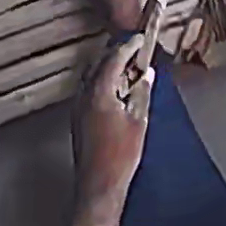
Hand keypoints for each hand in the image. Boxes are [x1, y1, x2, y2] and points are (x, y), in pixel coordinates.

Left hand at [73, 34, 149, 219]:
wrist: (98, 186)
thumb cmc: (121, 156)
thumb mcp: (138, 122)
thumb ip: (142, 93)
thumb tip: (147, 74)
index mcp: (99, 91)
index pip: (113, 58)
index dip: (127, 46)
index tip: (139, 39)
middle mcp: (84, 92)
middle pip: (99, 62)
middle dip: (116, 52)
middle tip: (134, 50)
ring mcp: (78, 104)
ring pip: (92, 74)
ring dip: (108, 66)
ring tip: (128, 67)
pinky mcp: (78, 115)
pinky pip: (89, 86)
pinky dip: (102, 80)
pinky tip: (115, 88)